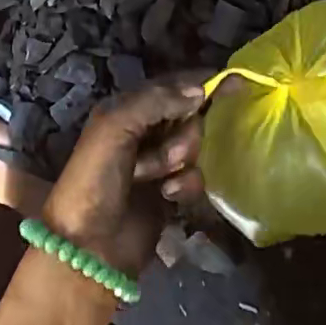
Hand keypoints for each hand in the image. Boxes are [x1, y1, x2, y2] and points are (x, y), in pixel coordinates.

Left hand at [38, 78, 206, 275]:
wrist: (90, 243)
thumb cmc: (96, 176)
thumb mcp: (116, 127)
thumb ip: (155, 102)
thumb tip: (198, 89)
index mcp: (125, 108)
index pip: (169, 86)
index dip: (199, 82)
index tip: (235, 81)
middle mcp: (143, 130)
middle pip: (187, 116)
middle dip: (184, 131)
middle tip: (169, 153)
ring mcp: (158, 162)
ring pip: (193, 146)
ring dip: (181, 159)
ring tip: (159, 178)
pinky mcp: (171, 192)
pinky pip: (195, 177)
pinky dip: (186, 185)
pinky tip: (169, 196)